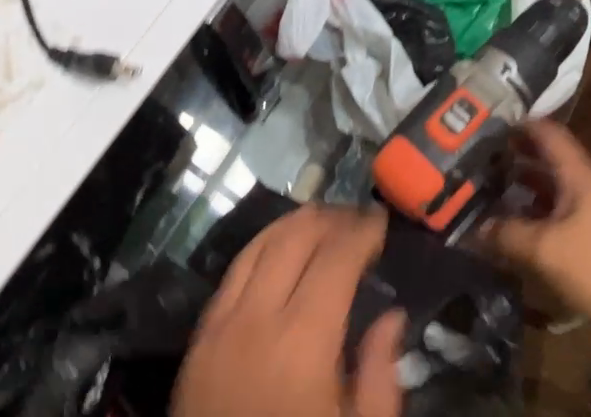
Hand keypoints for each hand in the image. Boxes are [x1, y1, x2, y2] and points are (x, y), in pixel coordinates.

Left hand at [173, 206, 408, 416]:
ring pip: (256, 246)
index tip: (381, 221)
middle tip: (356, 216)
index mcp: (303, 340)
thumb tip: (391, 317)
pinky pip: (229, 273)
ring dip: (290, 225)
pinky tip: (275, 252)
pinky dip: (258, 249)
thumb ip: (378, 374)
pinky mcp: (198, 336)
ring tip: (320, 220)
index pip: (335, 260)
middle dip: (328, 219)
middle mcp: (257, 316)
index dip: (361, 233)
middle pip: (293, 239)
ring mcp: (221, 322)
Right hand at [478, 120, 590, 336]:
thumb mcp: (545, 250)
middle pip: (550, 161)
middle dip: (515, 158)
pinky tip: (517, 230)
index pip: (548, 133)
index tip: (486, 122)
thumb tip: (471, 228)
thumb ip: (505, 234)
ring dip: (525, 189)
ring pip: (556, 191)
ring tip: (489, 192)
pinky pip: (563, 216)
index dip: (519, 123)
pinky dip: (538, 216)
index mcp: (582, 177)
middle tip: (478, 159)